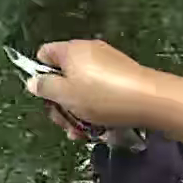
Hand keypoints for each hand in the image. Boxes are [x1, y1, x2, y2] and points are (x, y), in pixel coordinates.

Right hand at [26, 40, 179, 132]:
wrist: (150, 100)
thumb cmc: (102, 96)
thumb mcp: (66, 95)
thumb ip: (45, 88)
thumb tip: (32, 81)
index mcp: (71, 50)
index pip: (44, 54)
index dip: (40, 75)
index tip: (45, 96)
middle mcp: (88, 52)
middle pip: (63, 76)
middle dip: (60, 102)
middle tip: (65, 123)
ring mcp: (107, 64)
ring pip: (81, 89)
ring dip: (77, 112)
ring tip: (82, 133)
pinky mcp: (122, 78)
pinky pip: (100, 92)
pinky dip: (95, 109)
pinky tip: (98, 129)